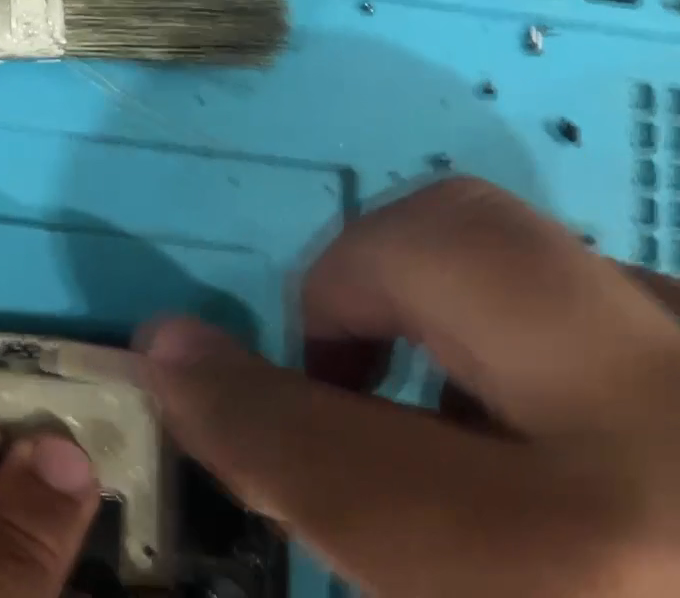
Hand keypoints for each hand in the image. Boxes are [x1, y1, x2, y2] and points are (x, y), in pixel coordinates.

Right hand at [141, 176, 679, 597]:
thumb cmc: (620, 596)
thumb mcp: (478, 586)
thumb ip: (350, 500)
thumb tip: (226, 404)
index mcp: (582, 557)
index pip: (329, 443)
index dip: (227, 395)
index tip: (176, 359)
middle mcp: (677, 440)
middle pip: (454, 243)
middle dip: (357, 276)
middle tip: (342, 352)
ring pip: (567, 267)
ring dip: (483, 331)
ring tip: (505, 441)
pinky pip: (647, 312)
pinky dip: (587, 361)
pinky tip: (615, 455)